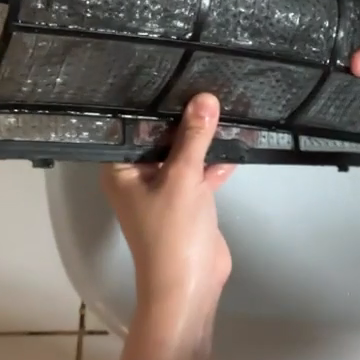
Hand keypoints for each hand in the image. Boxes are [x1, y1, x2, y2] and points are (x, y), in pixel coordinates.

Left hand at [100, 93, 235, 327]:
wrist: (190, 285)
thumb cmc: (172, 230)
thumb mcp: (183, 177)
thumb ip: (195, 137)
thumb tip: (206, 97)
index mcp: (121, 170)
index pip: (134, 127)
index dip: (154, 103)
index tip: (174, 74)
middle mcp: (138, 176)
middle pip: (162, 138)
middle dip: (185, 119)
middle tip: (205, 82)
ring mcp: (164, 190)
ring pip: (184, 155)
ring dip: (203, 139)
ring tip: (225, 105)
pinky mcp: (188, 202)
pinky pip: (200, 172)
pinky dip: (215, 161)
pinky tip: (237, 143)